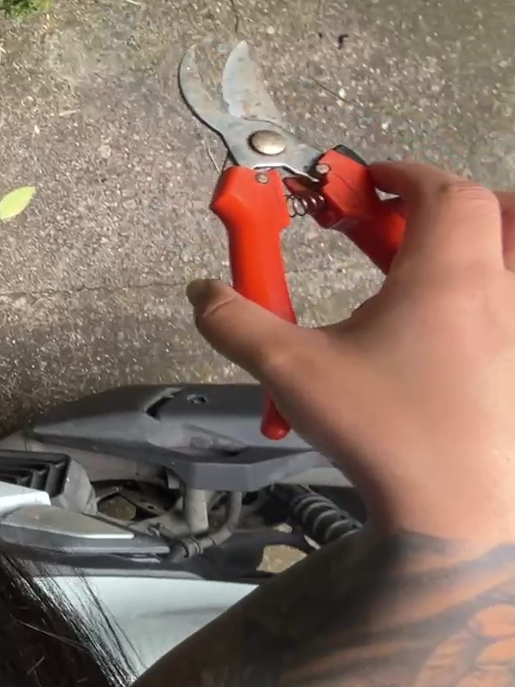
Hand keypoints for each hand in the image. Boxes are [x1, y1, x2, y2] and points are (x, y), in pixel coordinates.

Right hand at [187, 161, 514, 543]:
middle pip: (501, 217)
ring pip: (509, 262)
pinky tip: (424, 329)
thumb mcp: (285, 367)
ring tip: (401, 271)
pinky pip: (504, 303)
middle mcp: (505, 297)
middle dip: (438, 207)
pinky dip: (473, 293)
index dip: (403, 175)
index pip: (447, 194)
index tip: (362, 181)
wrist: (464, 511)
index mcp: (450, 282)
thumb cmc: (383, 426)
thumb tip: (202, 290)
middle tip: (381, 226)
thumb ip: (232, 319)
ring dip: (460, 249)